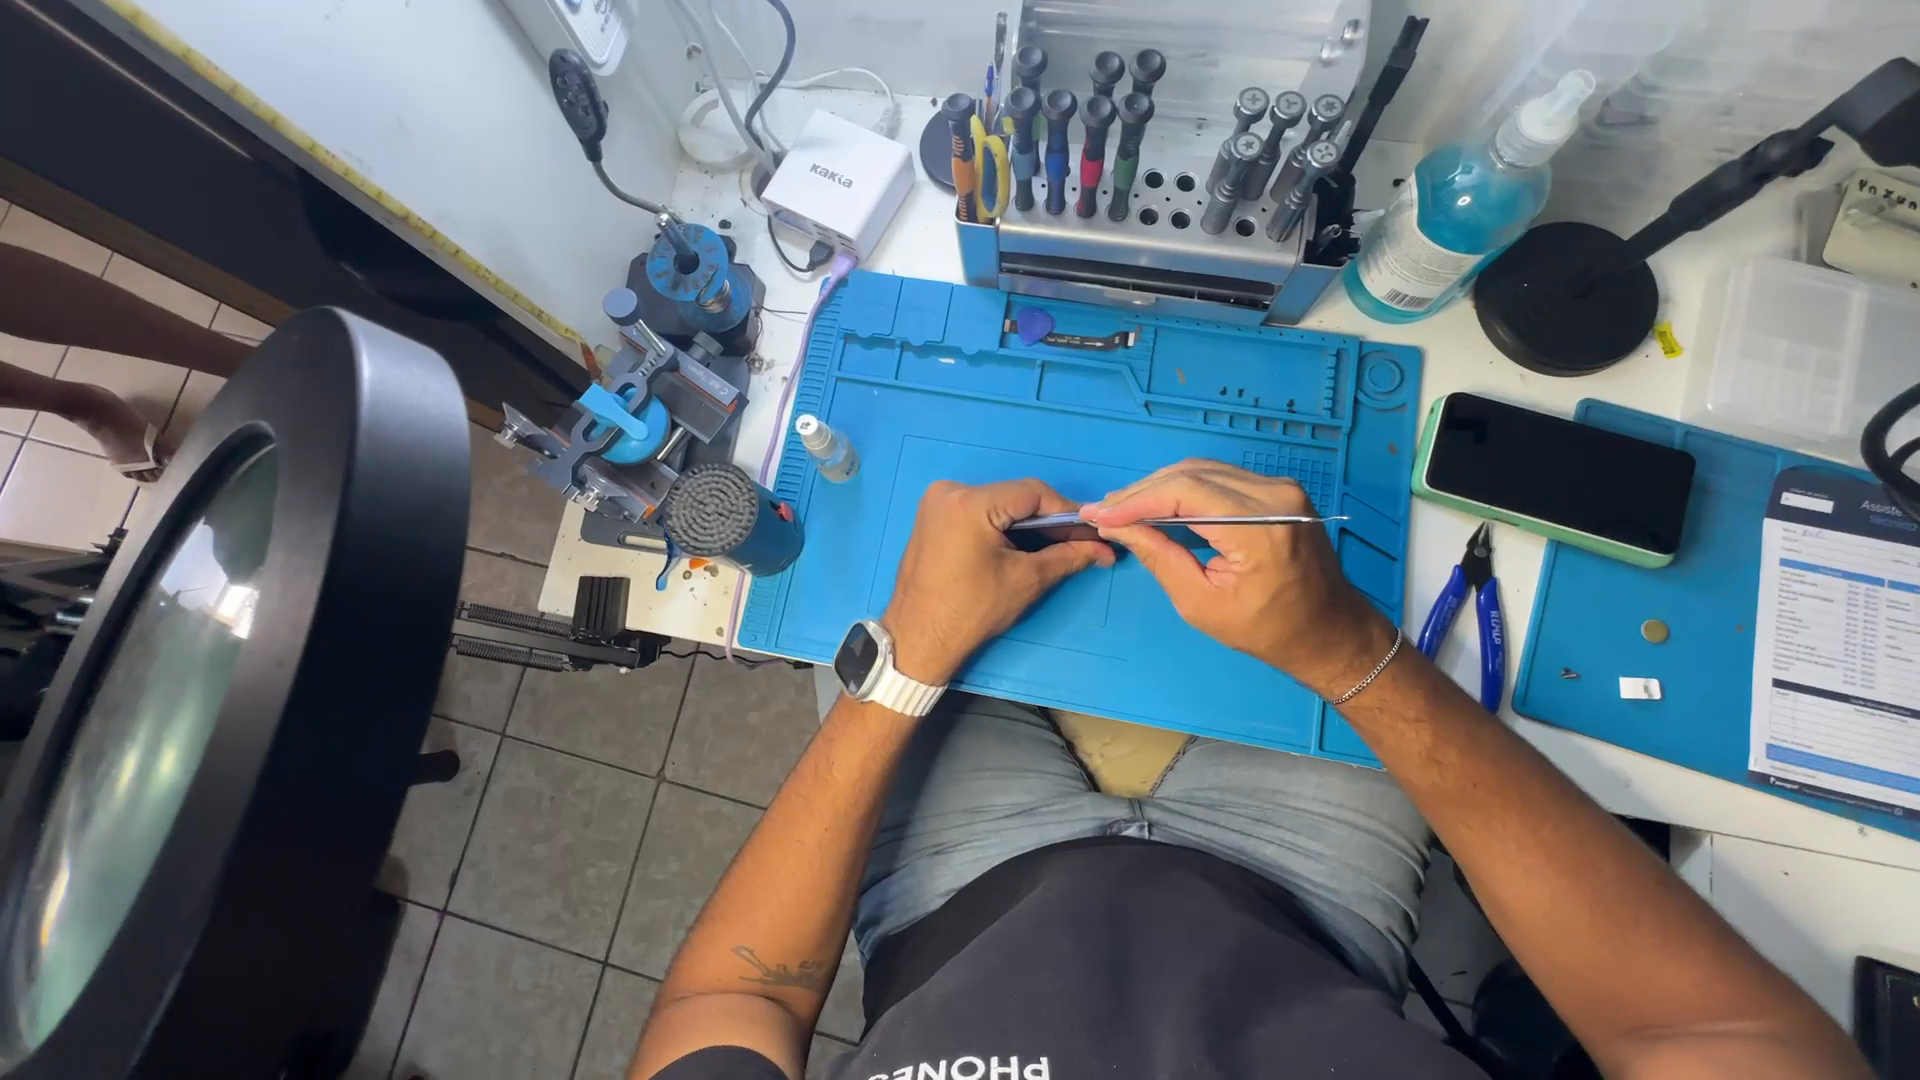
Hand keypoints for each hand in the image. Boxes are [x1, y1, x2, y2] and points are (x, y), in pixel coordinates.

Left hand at [883, 479, 1113, 685]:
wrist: (917, 640)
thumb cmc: (970, 612)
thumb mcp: (1025, 580)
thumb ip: (1067, 556)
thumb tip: (1102, 548)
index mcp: (969, 502)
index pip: (1033, 493)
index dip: (1068, 512)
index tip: (1093, 531)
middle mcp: (949, 491)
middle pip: (1014, 497)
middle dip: (1049, 521)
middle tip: (1081, 542)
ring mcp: (936, 502)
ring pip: (998, 504)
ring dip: (1027, 524)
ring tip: (1057, 547)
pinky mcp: (932, 517)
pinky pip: (978, 512)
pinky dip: (1002, 526)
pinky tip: (1024, 546)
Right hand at [1083, 460, 1393, 696]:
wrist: (1328, 630)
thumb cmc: (1266, 629)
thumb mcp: (1201, 603)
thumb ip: (1159, 556)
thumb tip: (1117, 526)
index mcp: (1260, 527)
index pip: (1184, 493)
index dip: (1135, 501)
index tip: (1097, 514)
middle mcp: (1274, 495)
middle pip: (1190, 474)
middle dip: (1141, 492)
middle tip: (1103, 511)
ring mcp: (1280, 487)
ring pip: (1202, 470)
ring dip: (1158, 487)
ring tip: (1122, 508)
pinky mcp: (1278, 489)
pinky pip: (1218, 477)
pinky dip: (1182, 488)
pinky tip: (1157, 503)